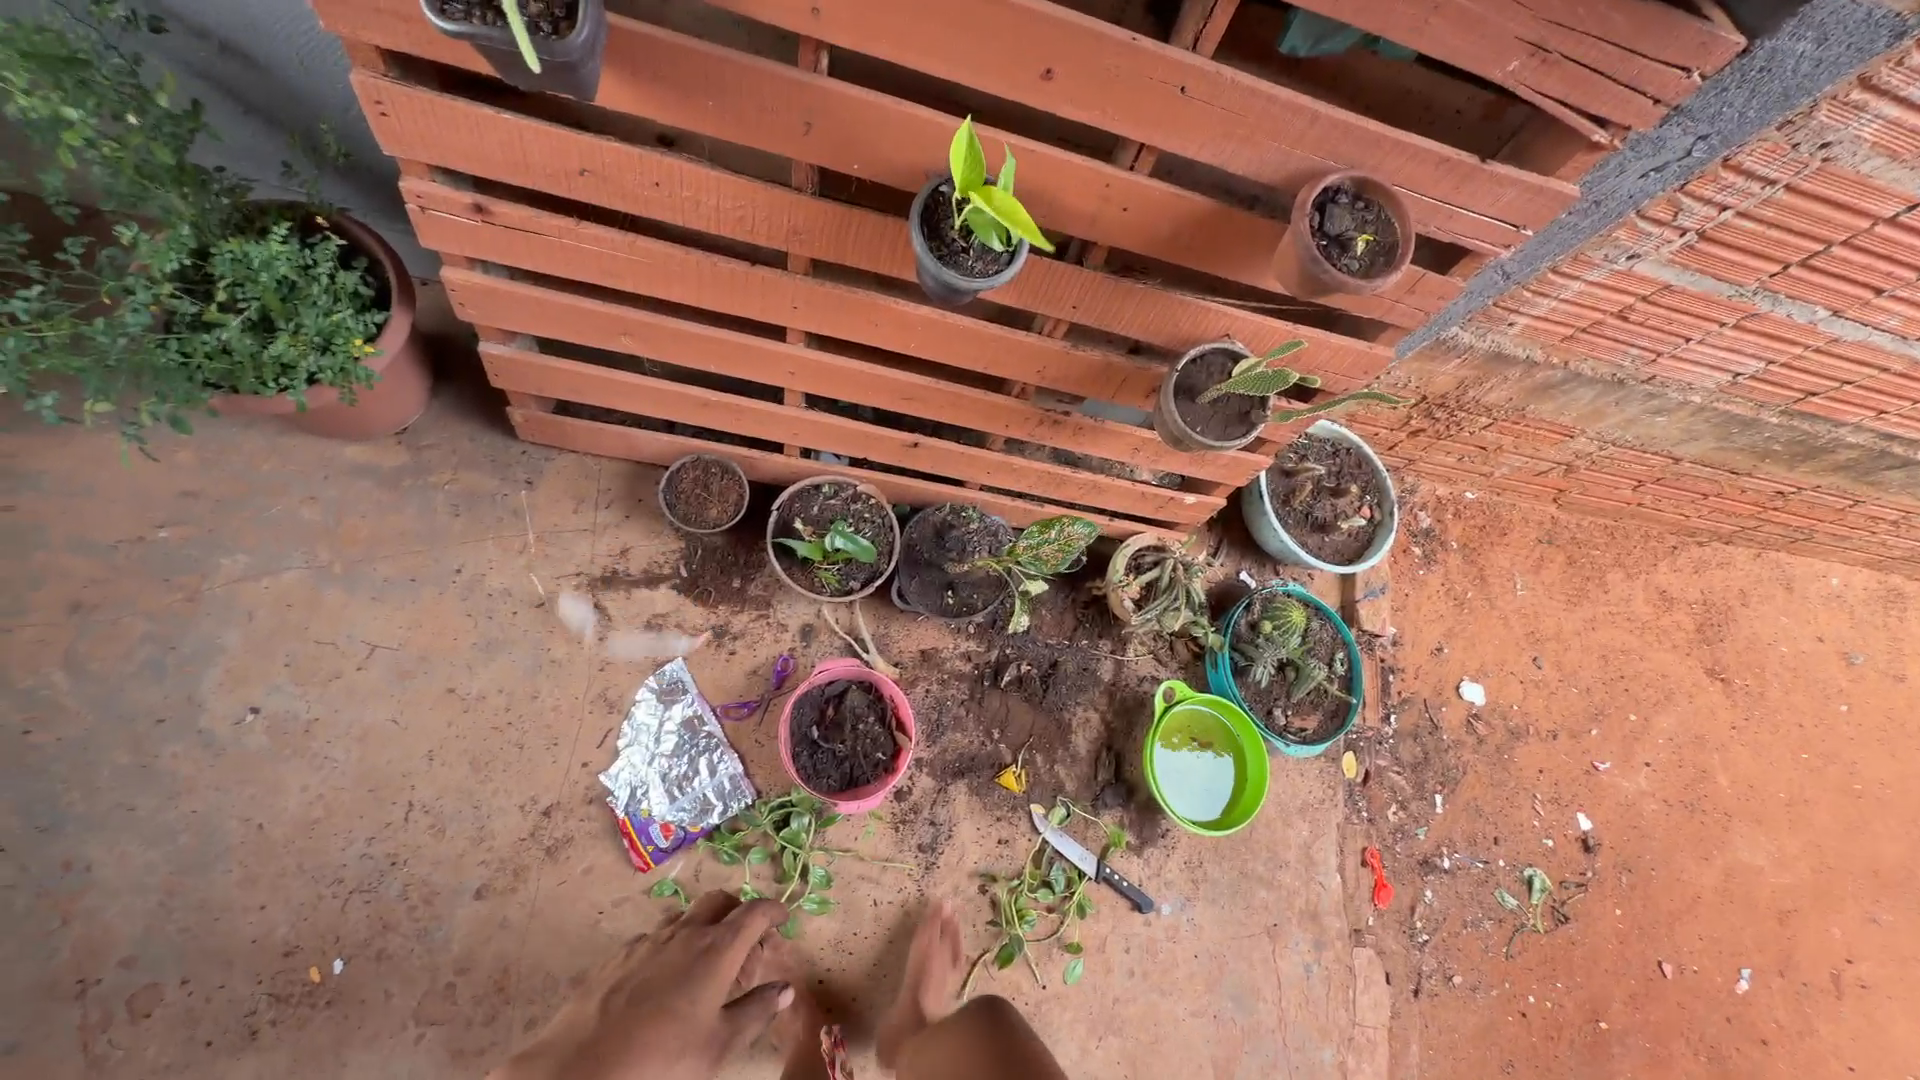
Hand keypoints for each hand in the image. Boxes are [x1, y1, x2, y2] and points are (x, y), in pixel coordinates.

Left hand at [489, 891, 794, 1079]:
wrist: (580, 1068)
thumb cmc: (661, 1059)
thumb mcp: (718, 1045)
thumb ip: (756, 1012)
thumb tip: (785, 988)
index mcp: (717, 949)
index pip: (755, 911)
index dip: (774, 910)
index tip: (783, 918)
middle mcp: (685, 932)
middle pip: (719, 900)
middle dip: (738, 910)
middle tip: (746, 939)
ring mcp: (648, 940)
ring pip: (685, 915)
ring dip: (703, 925)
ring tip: (705, 960)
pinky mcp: (618, 955)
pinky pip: (655, 935)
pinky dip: (671, 943)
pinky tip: (664, 978)